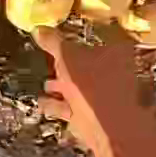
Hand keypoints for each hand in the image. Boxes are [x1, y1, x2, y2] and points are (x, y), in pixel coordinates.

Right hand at [35, 26, 155, 156]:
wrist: (108, 128)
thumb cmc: (92, 82)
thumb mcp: (67, 56)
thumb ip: (53, 42)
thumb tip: (38, 28)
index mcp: (116, 52)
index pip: (104, 37)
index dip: (90, 34)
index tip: (72, 35)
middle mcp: (116, 73)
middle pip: (92, 64)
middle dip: (72, 65)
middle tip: (54, 61)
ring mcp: (108, 98)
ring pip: (83, 88)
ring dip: (64, 87)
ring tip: (46, 84)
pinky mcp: (97, 118)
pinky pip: (74, 107)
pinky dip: (59, 105)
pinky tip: (43, 103)